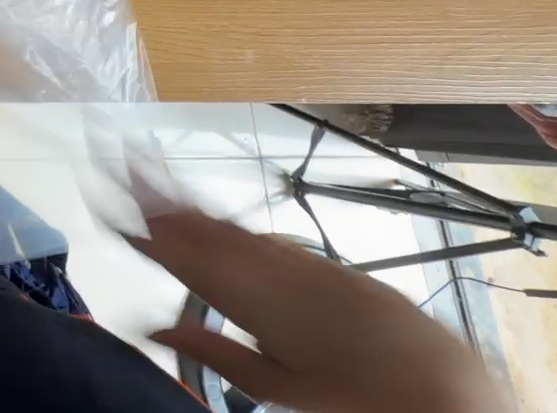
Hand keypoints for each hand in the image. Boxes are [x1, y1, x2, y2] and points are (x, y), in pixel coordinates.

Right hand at [136, 211, 507, 412]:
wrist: (446, 390)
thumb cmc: (354, 398)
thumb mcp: (277, 387)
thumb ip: (214, 349)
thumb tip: (157, 328)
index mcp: (246, 293)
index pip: (178, 248)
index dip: (142, 225)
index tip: (110, 204)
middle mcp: (266, 264)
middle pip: (199, 221)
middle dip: (157, 193)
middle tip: (120, 166)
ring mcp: (297, 259)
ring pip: (229, 225)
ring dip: (189, 207)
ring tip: (154, 187)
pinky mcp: (324, 265)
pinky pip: (260, 236)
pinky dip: (228, 227)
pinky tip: (220, 231)